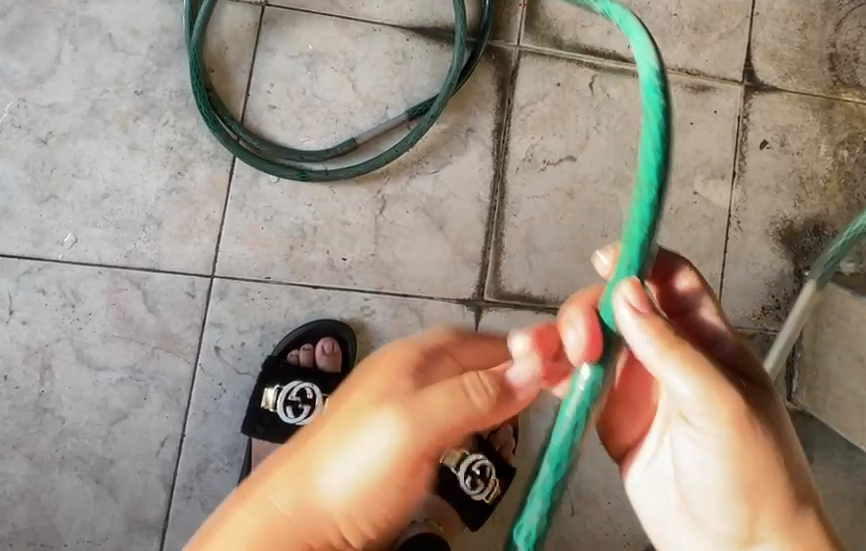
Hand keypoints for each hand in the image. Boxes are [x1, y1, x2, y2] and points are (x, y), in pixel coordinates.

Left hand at [190, 326, 543, 550]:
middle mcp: (410, 370)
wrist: (295, 524)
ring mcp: (402, 403)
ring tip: (532, 402)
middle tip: (559, 386)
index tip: (571, 362)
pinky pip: (451, 410)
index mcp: (417, 357)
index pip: (488, 340)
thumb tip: (533, 366)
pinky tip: (483, 427)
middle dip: (519, 365)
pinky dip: (478, 411)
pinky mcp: (398, 439)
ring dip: (500, 387)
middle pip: (477, 356)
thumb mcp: (418, 427)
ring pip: (465, 382)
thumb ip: (474, 395)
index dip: (529, 349)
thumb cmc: (351, 471)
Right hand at [512, 246, 842, 550]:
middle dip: (590, 311)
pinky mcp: (613, 422)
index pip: (671, 279)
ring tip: (539, 353)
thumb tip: (627, 289)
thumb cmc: (756, 478)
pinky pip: (577, 386)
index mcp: (705, 339)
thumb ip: (670, 348)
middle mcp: (668, 354)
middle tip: (581, 341)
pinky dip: (554, 375)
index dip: (639, 259)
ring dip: (561, 337)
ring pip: (591, 341)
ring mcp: (638, 388)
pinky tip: (539, 375)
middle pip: (618, 306)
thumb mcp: (719, 405)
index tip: (604, 259)